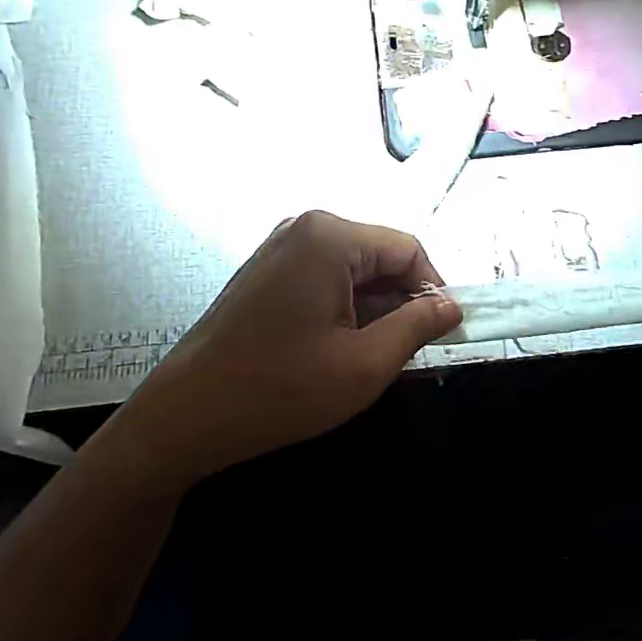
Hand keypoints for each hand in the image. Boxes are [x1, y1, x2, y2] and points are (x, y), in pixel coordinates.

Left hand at [85, 211, 461, 490]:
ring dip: (369, 309)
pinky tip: (332, 348)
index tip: (443, 334)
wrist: (190, 412)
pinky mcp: (264, 271)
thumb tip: (452, 306)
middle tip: (403, 354)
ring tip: (364, 357)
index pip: (407, 248)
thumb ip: (417, 327)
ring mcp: (277, 248)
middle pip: (377, 255)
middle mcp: (302, 228)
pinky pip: (320, 278)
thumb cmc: (280, 389)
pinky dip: (340, 308)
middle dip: (399, 301)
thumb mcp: (364, 364)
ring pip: (350, 270)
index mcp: (328, 236)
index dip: (433, 290)